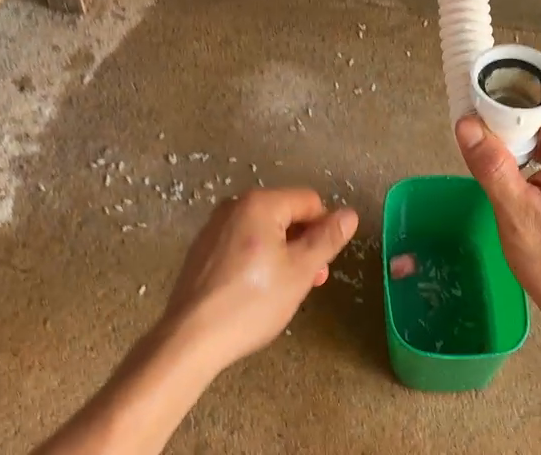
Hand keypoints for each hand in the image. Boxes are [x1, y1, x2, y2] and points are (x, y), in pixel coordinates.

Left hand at [158, 188, 357, 372]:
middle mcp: (235, 205)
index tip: (321, 265)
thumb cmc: (251, 302)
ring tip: (283, 291)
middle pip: (285, 214)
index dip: (323, 230)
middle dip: (302, 244)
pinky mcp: (202, 249)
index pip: (310, 201)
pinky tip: (254, 292)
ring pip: (263, 230)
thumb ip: (327, 239)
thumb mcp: (300, 272)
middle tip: (308, 282)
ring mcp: (214, 226)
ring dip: (281, 254)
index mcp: (260, 203)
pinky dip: (256, 259)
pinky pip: (241, 243)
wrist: (190, 339)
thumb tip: (350, 214)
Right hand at [455, 89, 540, 330]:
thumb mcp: (516, 214)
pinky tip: (507, 149)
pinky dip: (532, 137)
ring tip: (488, 115)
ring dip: (526, 117)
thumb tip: (465, 122)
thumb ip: (492, 165)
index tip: (482, 82)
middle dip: (520, 95)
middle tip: (481, 93)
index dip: (515, 86)